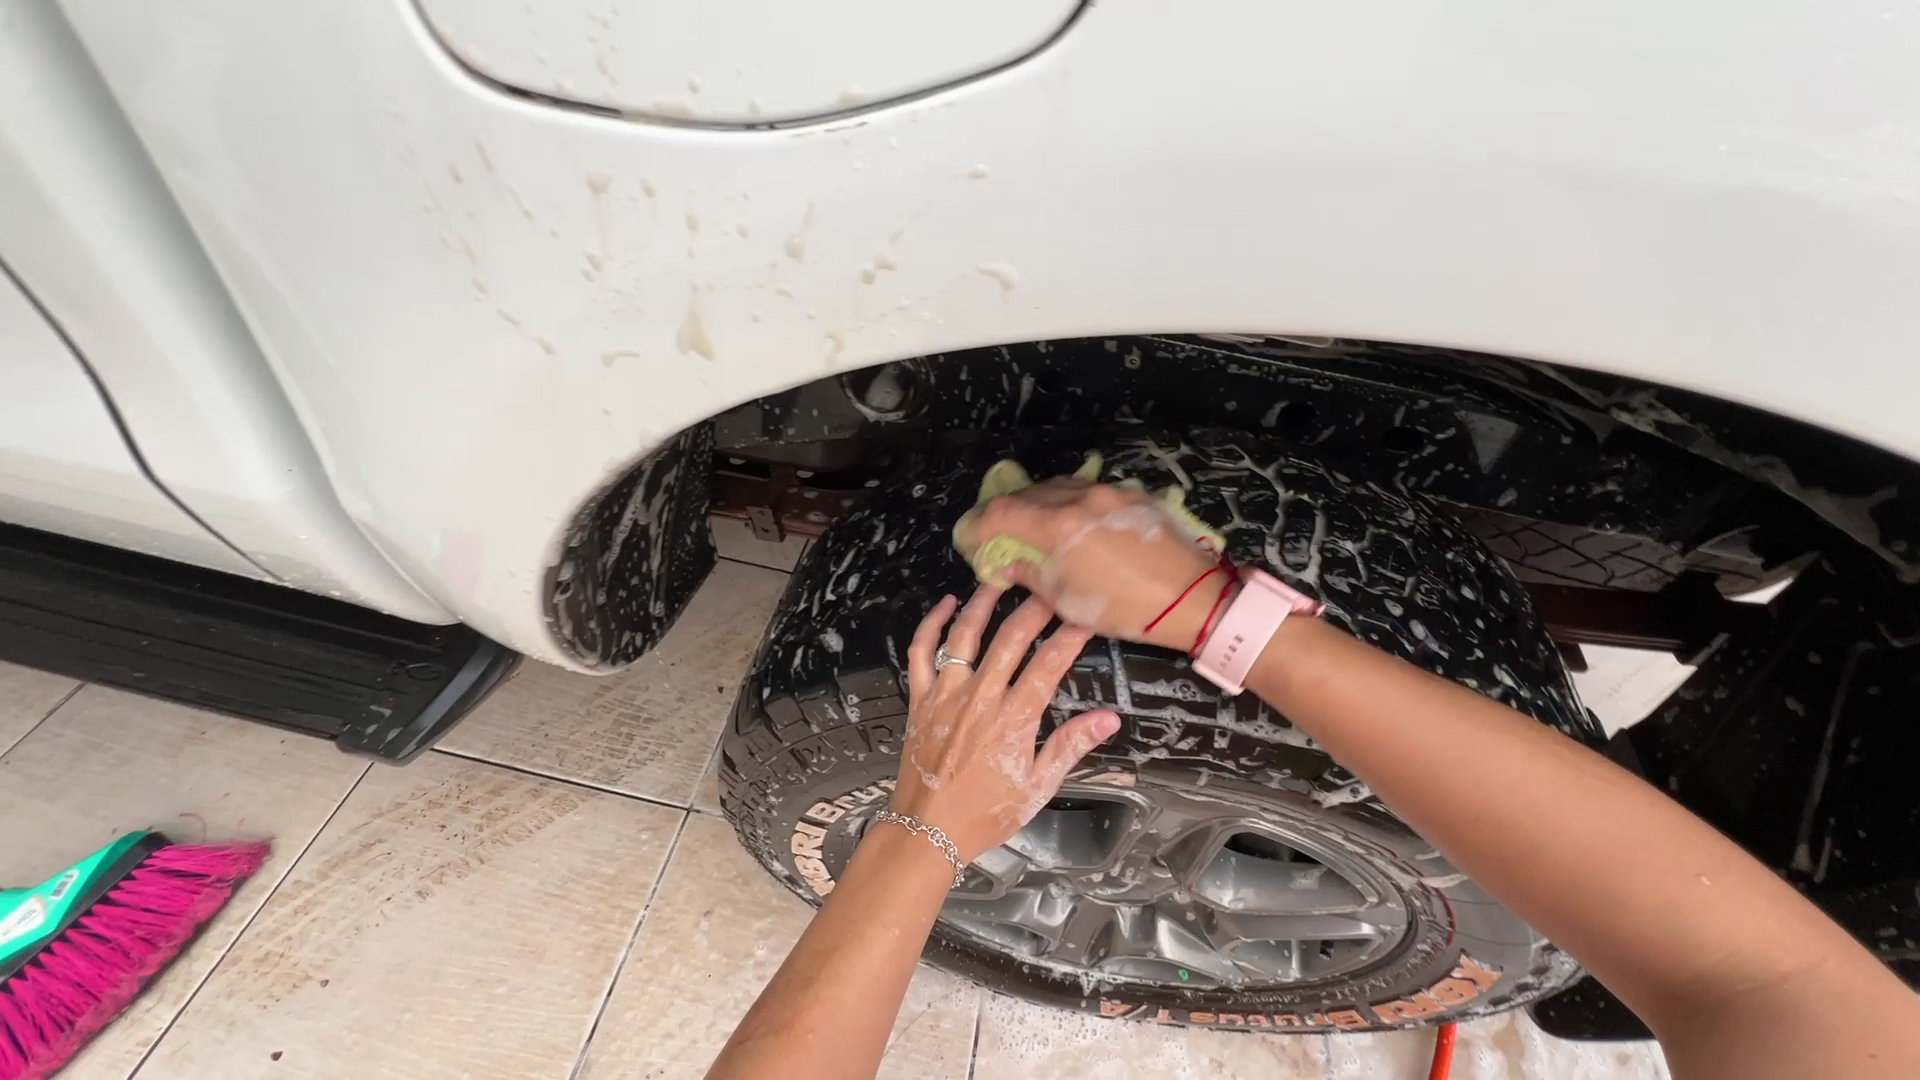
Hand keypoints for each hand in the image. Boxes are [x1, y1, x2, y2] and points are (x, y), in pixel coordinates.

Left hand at [889, 586, 1121, 862]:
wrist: (927, 831)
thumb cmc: (986, 813)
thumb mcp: (1038, 787)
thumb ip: (1071, 746)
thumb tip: (1109, 718)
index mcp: (1013, 719)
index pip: (1049, 664)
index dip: (1070, 636)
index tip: (1085, 615)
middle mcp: (979, 697)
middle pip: (1011, 639)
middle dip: (1034, 607)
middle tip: (1050, 583)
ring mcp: (945, 694)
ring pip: (965, 636)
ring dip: (984, 602)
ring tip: (1001, 578)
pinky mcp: (920, 698)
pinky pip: (921, 653)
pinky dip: (932, 625)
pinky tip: (948, 605)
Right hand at [968, 479, 1228, 652]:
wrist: (1192, 598)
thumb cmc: (1124, 607)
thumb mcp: (1067, 600)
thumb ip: (1030, 575)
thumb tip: (1006, 564)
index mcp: (1058, 525)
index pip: (1003, 511)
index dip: (983, 524)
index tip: (978, 539)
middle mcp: (1079, 497)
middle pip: (1028, 493)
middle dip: (1009, 512)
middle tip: (1002, 534)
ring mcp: (1108, 491)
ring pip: (1059, 486)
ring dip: (1039, 502)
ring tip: (1036, 525)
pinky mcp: (1131, 494)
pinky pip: (1088, 489)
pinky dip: (1069, 501)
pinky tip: (1074, 522)